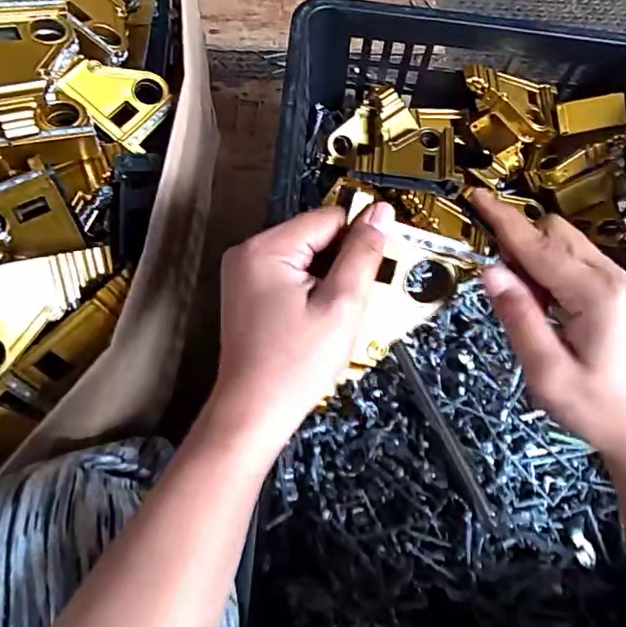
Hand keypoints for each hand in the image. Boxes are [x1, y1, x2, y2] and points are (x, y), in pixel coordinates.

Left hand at [201, 202, 392, 457]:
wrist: (254, 413)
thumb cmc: (294, 365)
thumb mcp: (342, 304)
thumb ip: (363, 253)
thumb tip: (380, 213)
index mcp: (266, 248)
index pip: (330, 218)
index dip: (358, 241)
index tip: (374, 269)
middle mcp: (248, 252)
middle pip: (316, 236)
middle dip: (341, 264)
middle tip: (349, 302)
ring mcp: (244, 273)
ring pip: (307, 257)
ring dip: (328, 279)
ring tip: (330, 316)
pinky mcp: (247, 293)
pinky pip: (291, 275)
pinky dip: (312, 291)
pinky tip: (316, 320)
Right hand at [470, 188, 625, 461]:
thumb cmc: (599, 409)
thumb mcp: (547, 372)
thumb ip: (518, 318)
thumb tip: (491, 273)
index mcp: (593, 294)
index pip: (537, 244)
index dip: (503, 220)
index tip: (478, 198)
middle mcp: (608, 278)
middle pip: (552, 232)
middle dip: (518, 242)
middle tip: (498, 280)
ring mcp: (612, 282)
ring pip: (561, 243)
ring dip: (531, 257)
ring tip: (522, 303)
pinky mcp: (610, 291)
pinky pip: (569, 261)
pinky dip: (545, 270)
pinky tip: (540, 306)